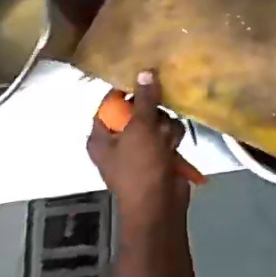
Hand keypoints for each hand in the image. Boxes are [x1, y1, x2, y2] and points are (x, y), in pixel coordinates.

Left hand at [89, 70, 190, 227]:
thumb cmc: (140, 167)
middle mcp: (117, 140)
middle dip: (153, 112)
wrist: (159, 206)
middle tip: (157, 118)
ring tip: (167, 138)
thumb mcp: (140, 129)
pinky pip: (167, 134)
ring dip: (165, 126)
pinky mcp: (158, 154)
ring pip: (156, 120)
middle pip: (138, 109)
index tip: (147, 78)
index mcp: (101, 136)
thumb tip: (145, 71)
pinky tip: (174, 146)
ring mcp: (139, 148)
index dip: (128, 90)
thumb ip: (144, 99)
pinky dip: (172, 137)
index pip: (111, 102)